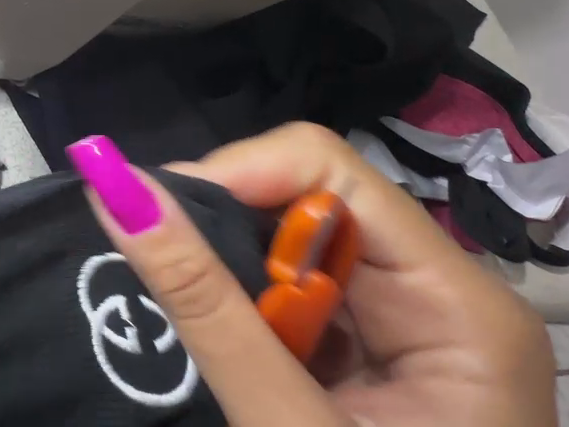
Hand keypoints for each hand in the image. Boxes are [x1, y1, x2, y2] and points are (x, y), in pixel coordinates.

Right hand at [67, 123, 554, 425]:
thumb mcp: (287, 425)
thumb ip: (203, 304)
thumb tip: (111, 185)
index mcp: (457, 304)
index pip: (325, 168)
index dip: (232, 174)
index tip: (158, 221)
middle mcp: (434, 290)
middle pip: (297, 194)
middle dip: (215, 225)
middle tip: (161, 276)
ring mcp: (398, 316)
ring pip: (275, 234)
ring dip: (215, 263)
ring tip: (188, 315)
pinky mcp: (360, 340)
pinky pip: (276, 276)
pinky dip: (227, 292)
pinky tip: (219, 335)